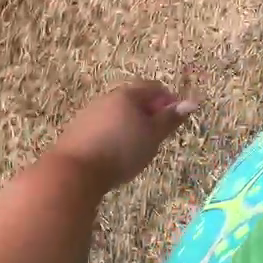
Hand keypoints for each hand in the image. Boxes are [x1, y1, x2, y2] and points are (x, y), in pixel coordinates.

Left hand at [47, 82, 195, 191]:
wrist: (70, 174)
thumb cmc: (120, 151)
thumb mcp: (153, 135)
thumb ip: (171, 118)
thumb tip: (192, 102)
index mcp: (128, 94)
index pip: (154, 88)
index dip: (168, 101)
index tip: (174, 120)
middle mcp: (107, 99)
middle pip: (133, 100)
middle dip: (147, 114)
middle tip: (156, 134)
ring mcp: (87, 115)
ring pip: (115, 115)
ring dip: (128, 126)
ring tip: (135, 148)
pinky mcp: (74, 134)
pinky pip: (100, 129)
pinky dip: (111, 137)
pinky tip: (113, 155)